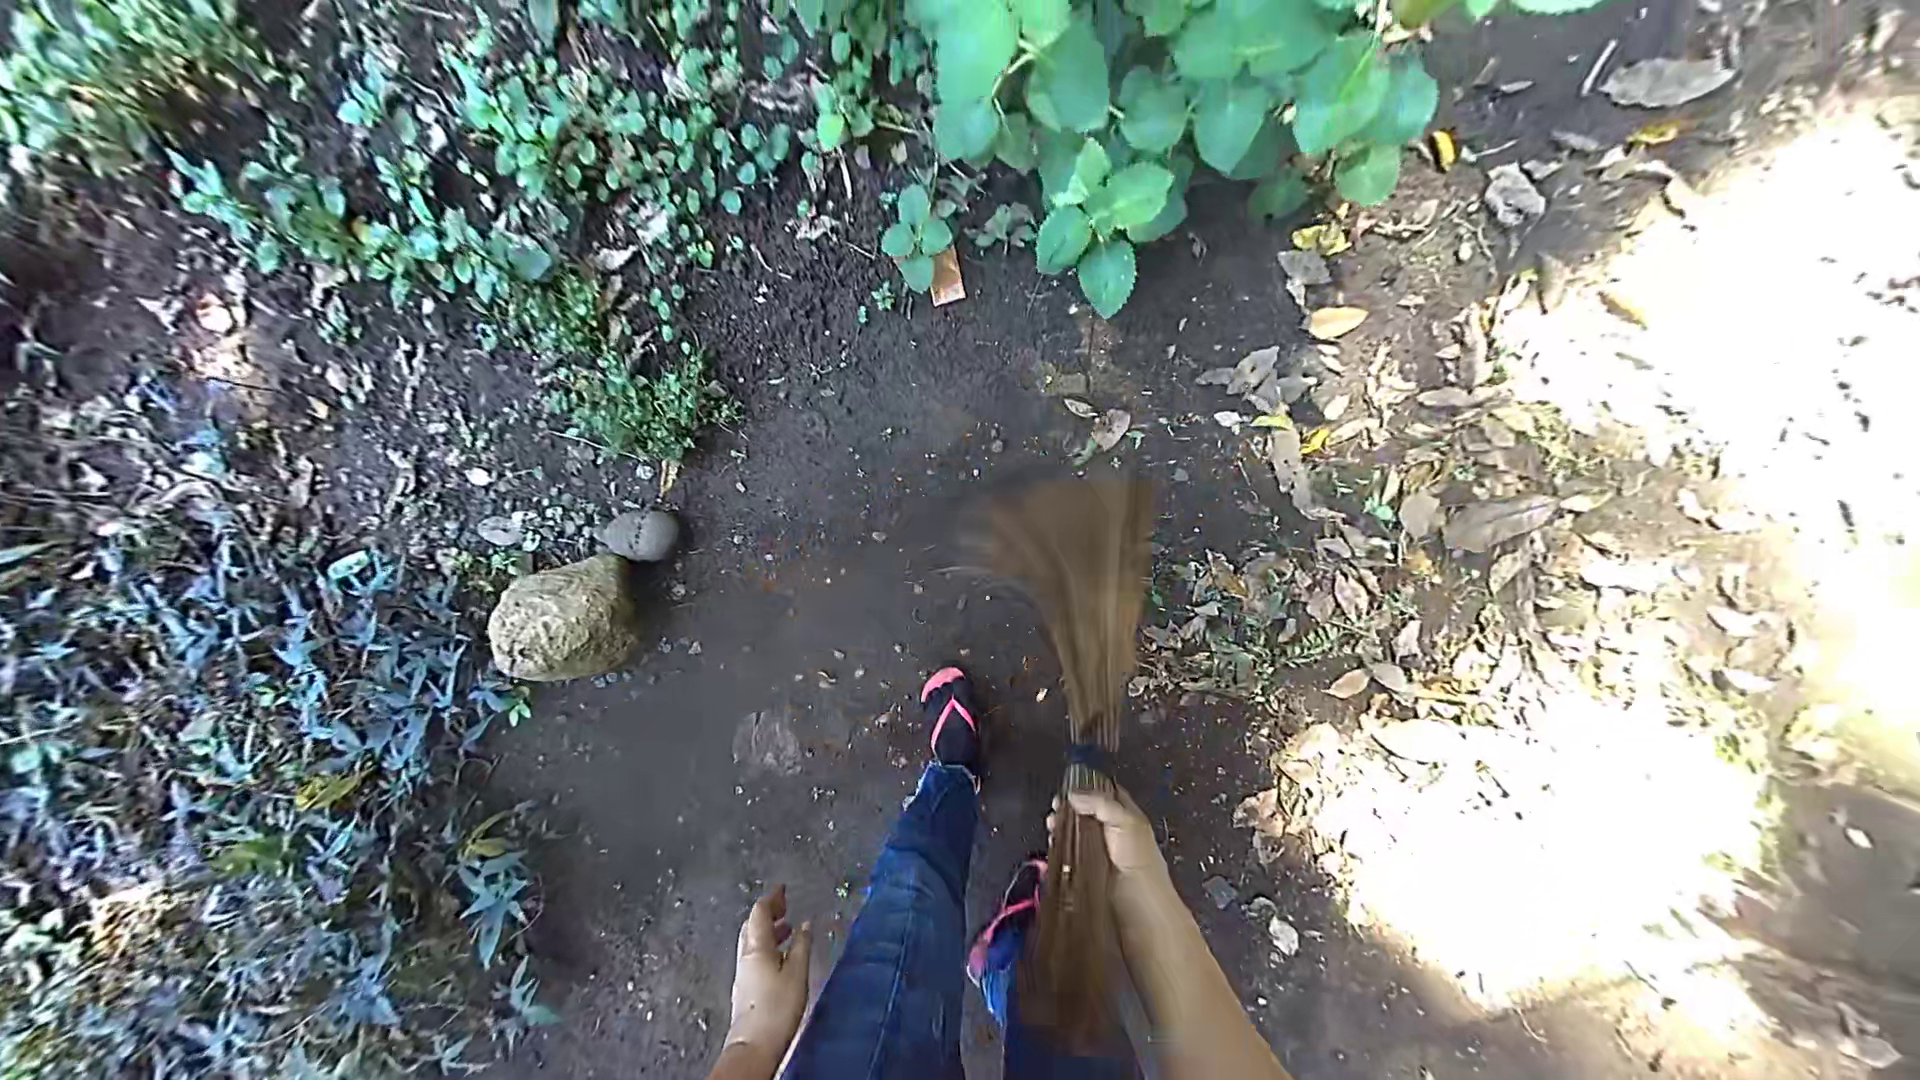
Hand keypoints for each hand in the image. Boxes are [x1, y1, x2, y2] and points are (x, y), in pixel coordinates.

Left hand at [726, 885, 811, 1064]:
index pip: (759, 912)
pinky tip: (782, 954)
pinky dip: (768, 945)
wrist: (754, 1047)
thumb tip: (804, 924)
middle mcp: (747, 956)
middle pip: (753, 925)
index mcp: (757, 947)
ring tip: (787, 926)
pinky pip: (756, 956)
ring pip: (754, 941)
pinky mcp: (746, 988)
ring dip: (769, 929)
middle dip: (768, 911)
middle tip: (784, 904)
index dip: (771, 897)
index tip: (782, 888)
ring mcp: (744, 973)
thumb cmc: (777, 1007)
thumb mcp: (797, 972)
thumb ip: (801, 945)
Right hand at [1050, 784, 1169, 883]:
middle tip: (1056, 805)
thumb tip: (1071, 795)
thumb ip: (1100, 803)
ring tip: (1051, 824)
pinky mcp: (1086, 869)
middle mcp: (1112, 830)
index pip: (1106, 792)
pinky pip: (1069, 852)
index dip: (1089, 785)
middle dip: (1069, 806)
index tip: (1069, 784)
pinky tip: (1052, 841)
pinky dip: (1059, 845)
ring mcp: (1098, 850)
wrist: (1138, 905)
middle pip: (1086, 811)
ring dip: (1061, 825)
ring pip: (1075, 831)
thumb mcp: (1125, 820)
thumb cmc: (1137, 858)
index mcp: (1126, 815)